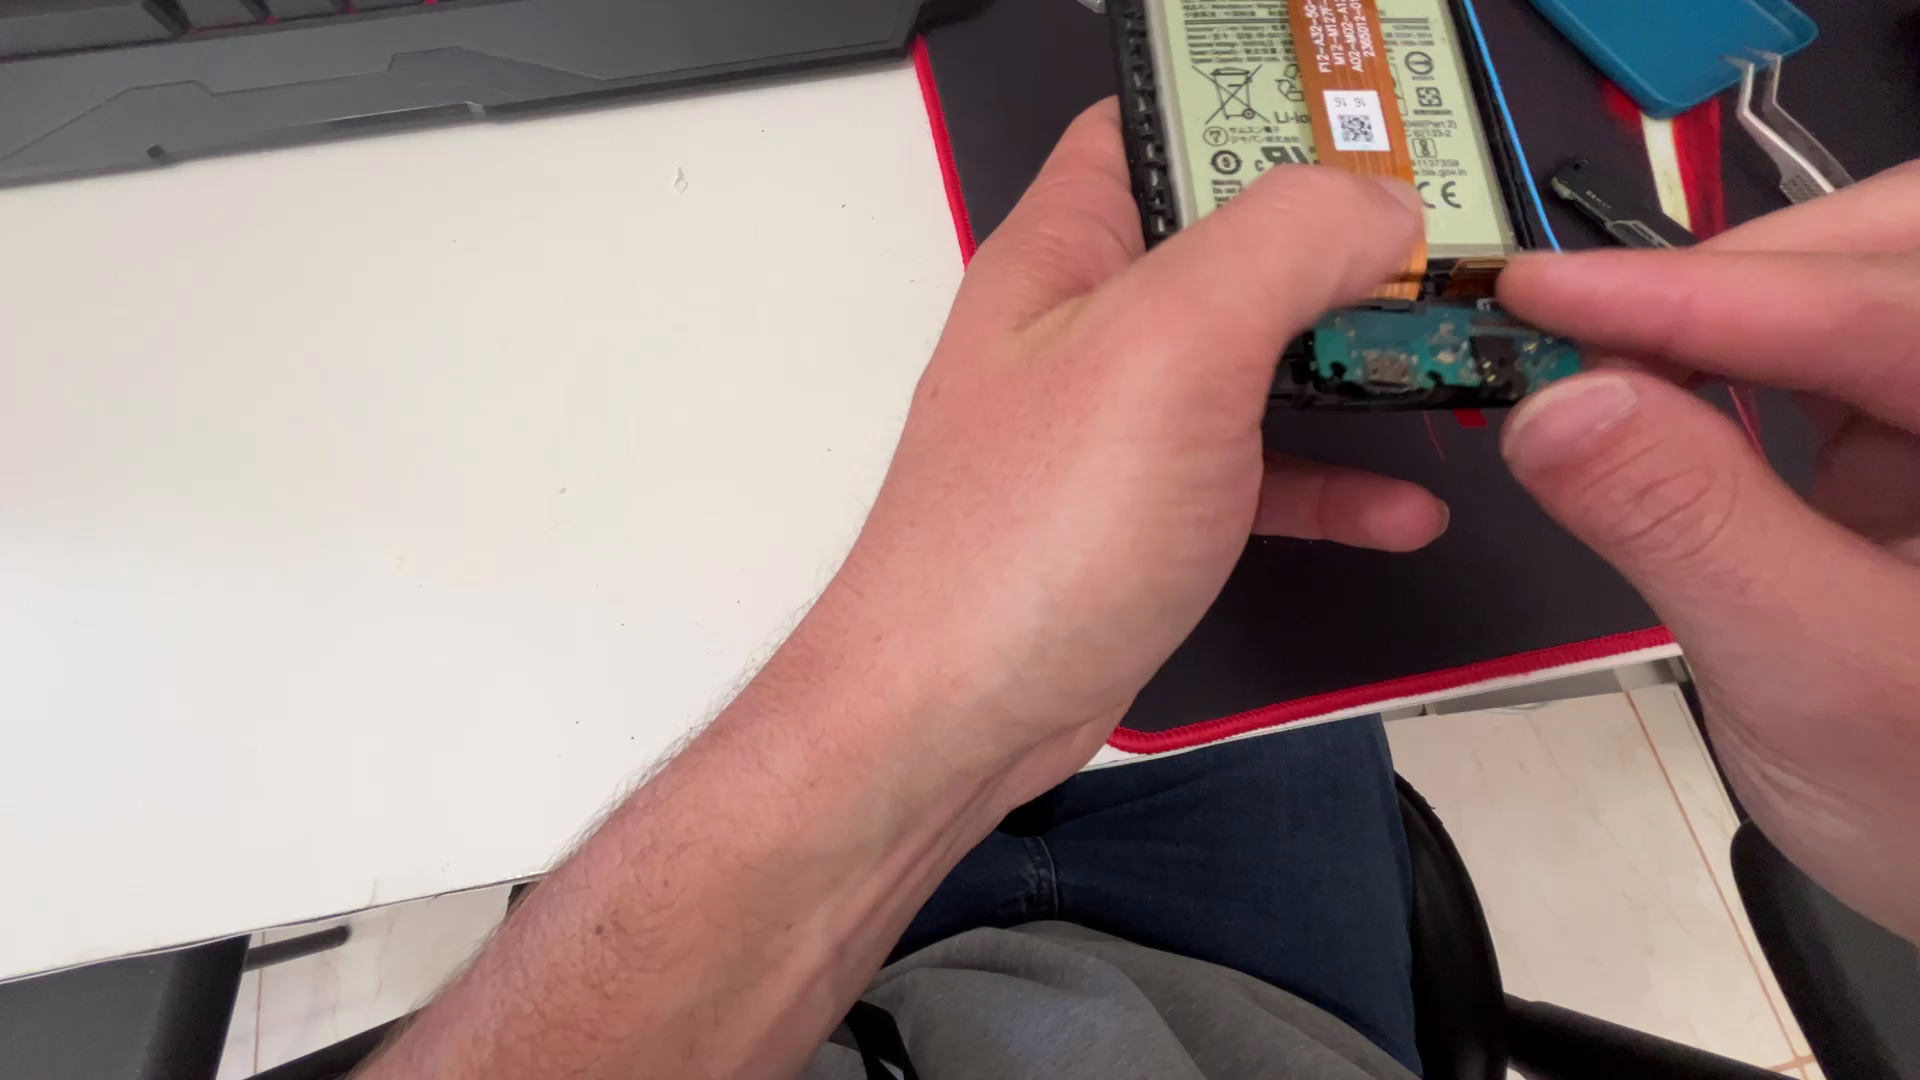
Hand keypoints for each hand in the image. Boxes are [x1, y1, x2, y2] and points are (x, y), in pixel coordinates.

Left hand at [812, 100, 1440, 804]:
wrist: (962, 707)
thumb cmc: (1030, 534)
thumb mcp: (1164, 350)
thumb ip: (1276, 245)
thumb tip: (1374, 206)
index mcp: (1064, 256)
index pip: (1153, 127)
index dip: (1255, 111)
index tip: (1370, 130)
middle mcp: (1085, 335)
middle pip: (1226, 245)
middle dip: (1338, 244)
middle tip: (1444, 257)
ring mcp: (1118, 430)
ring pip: (1252, 365)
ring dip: (1350, 365)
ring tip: (1451, 366)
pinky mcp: (1145, 515)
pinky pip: (1253, 475)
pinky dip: (1327, 481)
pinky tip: (1398, 507)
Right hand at [1498, 161, 1919, 941]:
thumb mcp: (1808, 669)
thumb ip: (1682, 526)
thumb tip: (1547, 409)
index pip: (1893, 317)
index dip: (1700, 296)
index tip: (1535, 291)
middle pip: (1903, 254)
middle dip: (1731, 272)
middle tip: (1577, 328)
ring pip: (1848, 290)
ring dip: (1706, 309)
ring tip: (1588, 358)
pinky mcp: (1912, 441)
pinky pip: (1805, 356)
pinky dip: (1705, 357)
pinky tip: (1638, 390)